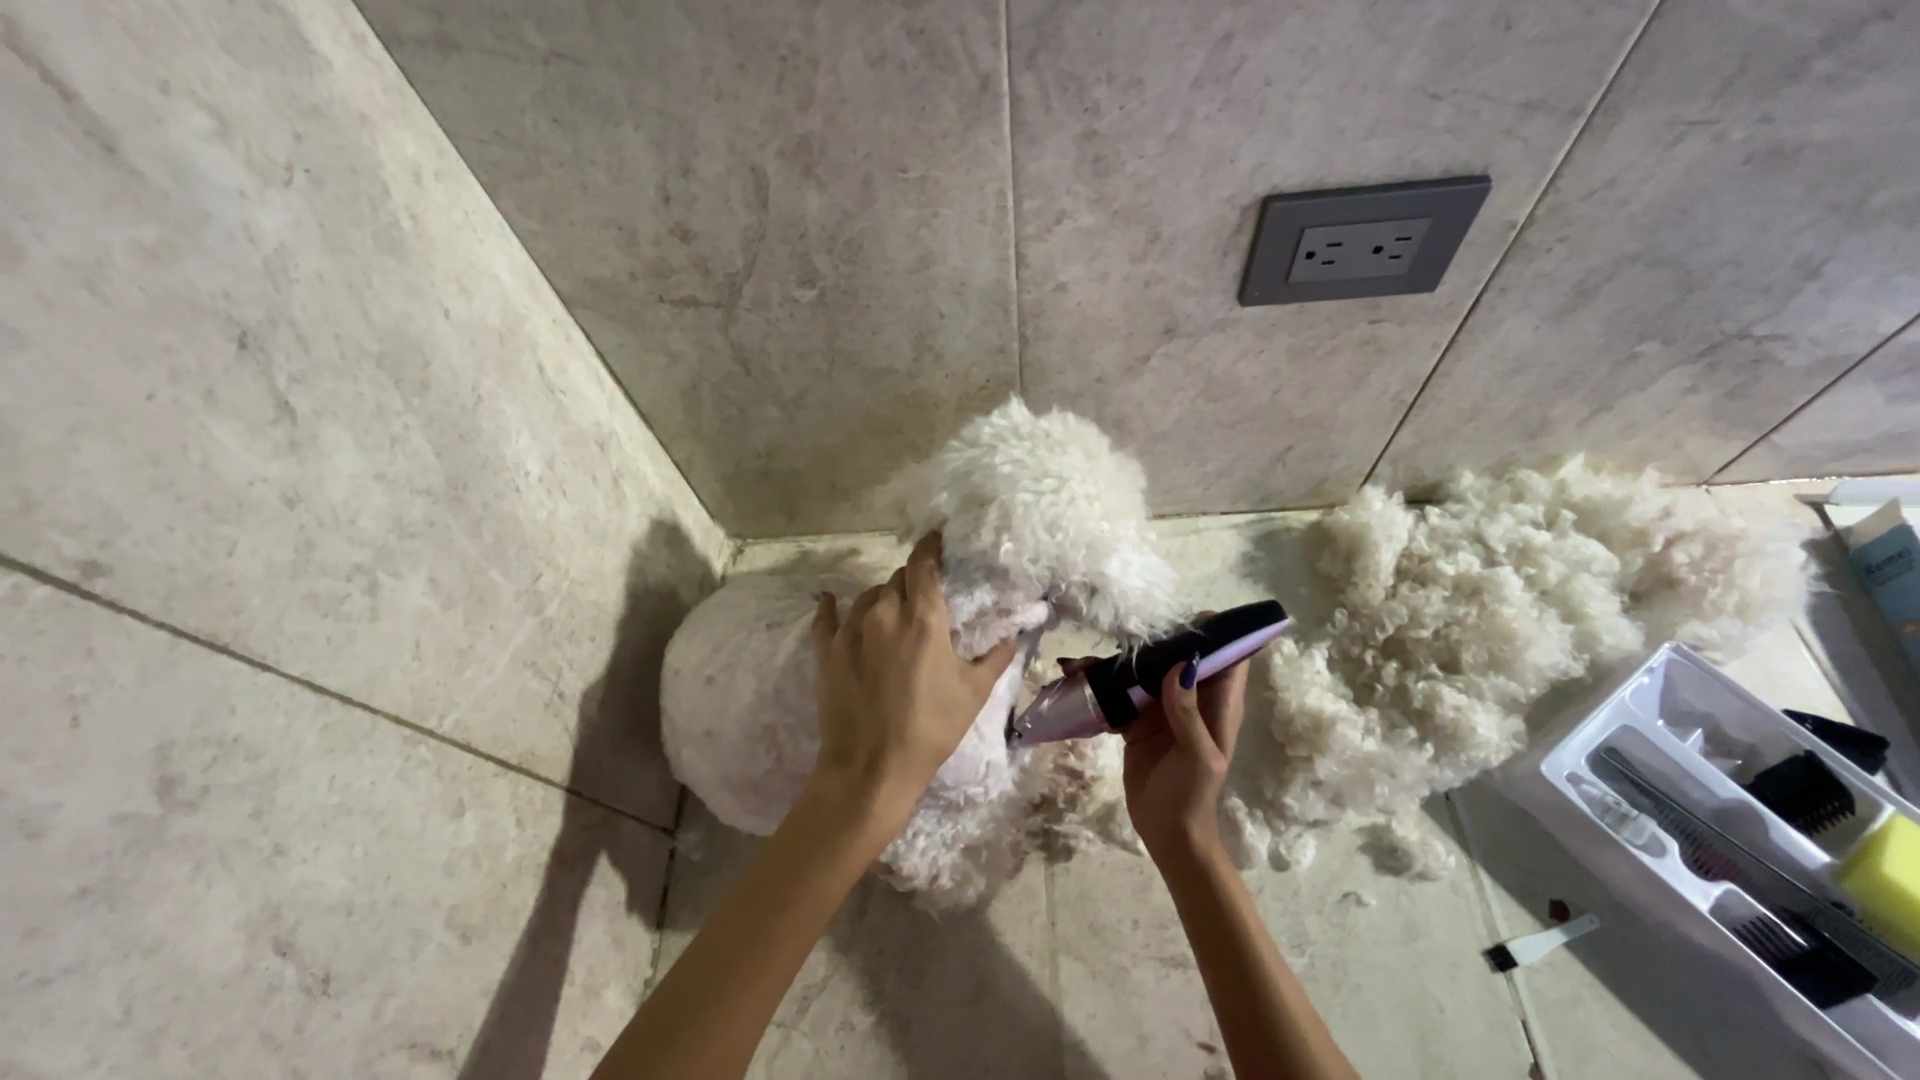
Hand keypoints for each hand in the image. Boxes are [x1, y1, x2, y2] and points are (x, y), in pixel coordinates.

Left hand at [809, 532, 1017, 814]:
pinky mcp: (826, 651)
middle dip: (911, 583)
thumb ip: (995, 656)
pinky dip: (832, 607)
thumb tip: (1013, 634)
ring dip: (881, 598)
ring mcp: (850, 630)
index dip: (929, 548)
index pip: (923, 565)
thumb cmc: (931, 728)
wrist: (872, 766)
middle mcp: (884, 613)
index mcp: (923, 617)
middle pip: (897, 581)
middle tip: (923, 599)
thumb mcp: (974, 692)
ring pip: (867, 596)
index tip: (935, 539)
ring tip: (891, 615)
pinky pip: (827, 617)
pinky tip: (830, 601)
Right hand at [1066, 616, 1252, 864]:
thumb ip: (1188, 712)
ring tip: (1088, 657)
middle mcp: (1192, 701)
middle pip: (1179, 659)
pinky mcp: (1137, 723)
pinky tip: (1078, 678)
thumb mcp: (1198, 755)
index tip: (1191, 617)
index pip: (1229, 660)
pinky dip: (1102, 687)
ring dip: (1120, 664)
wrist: (1168, 834)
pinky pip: (1120, 697)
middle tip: (1127, 632)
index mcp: (1218, 706)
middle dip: (1156, 642)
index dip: (1217, 635)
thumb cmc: (1193, 795)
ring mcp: (1162, 711)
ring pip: (1144, 675)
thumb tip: (1180, 665)